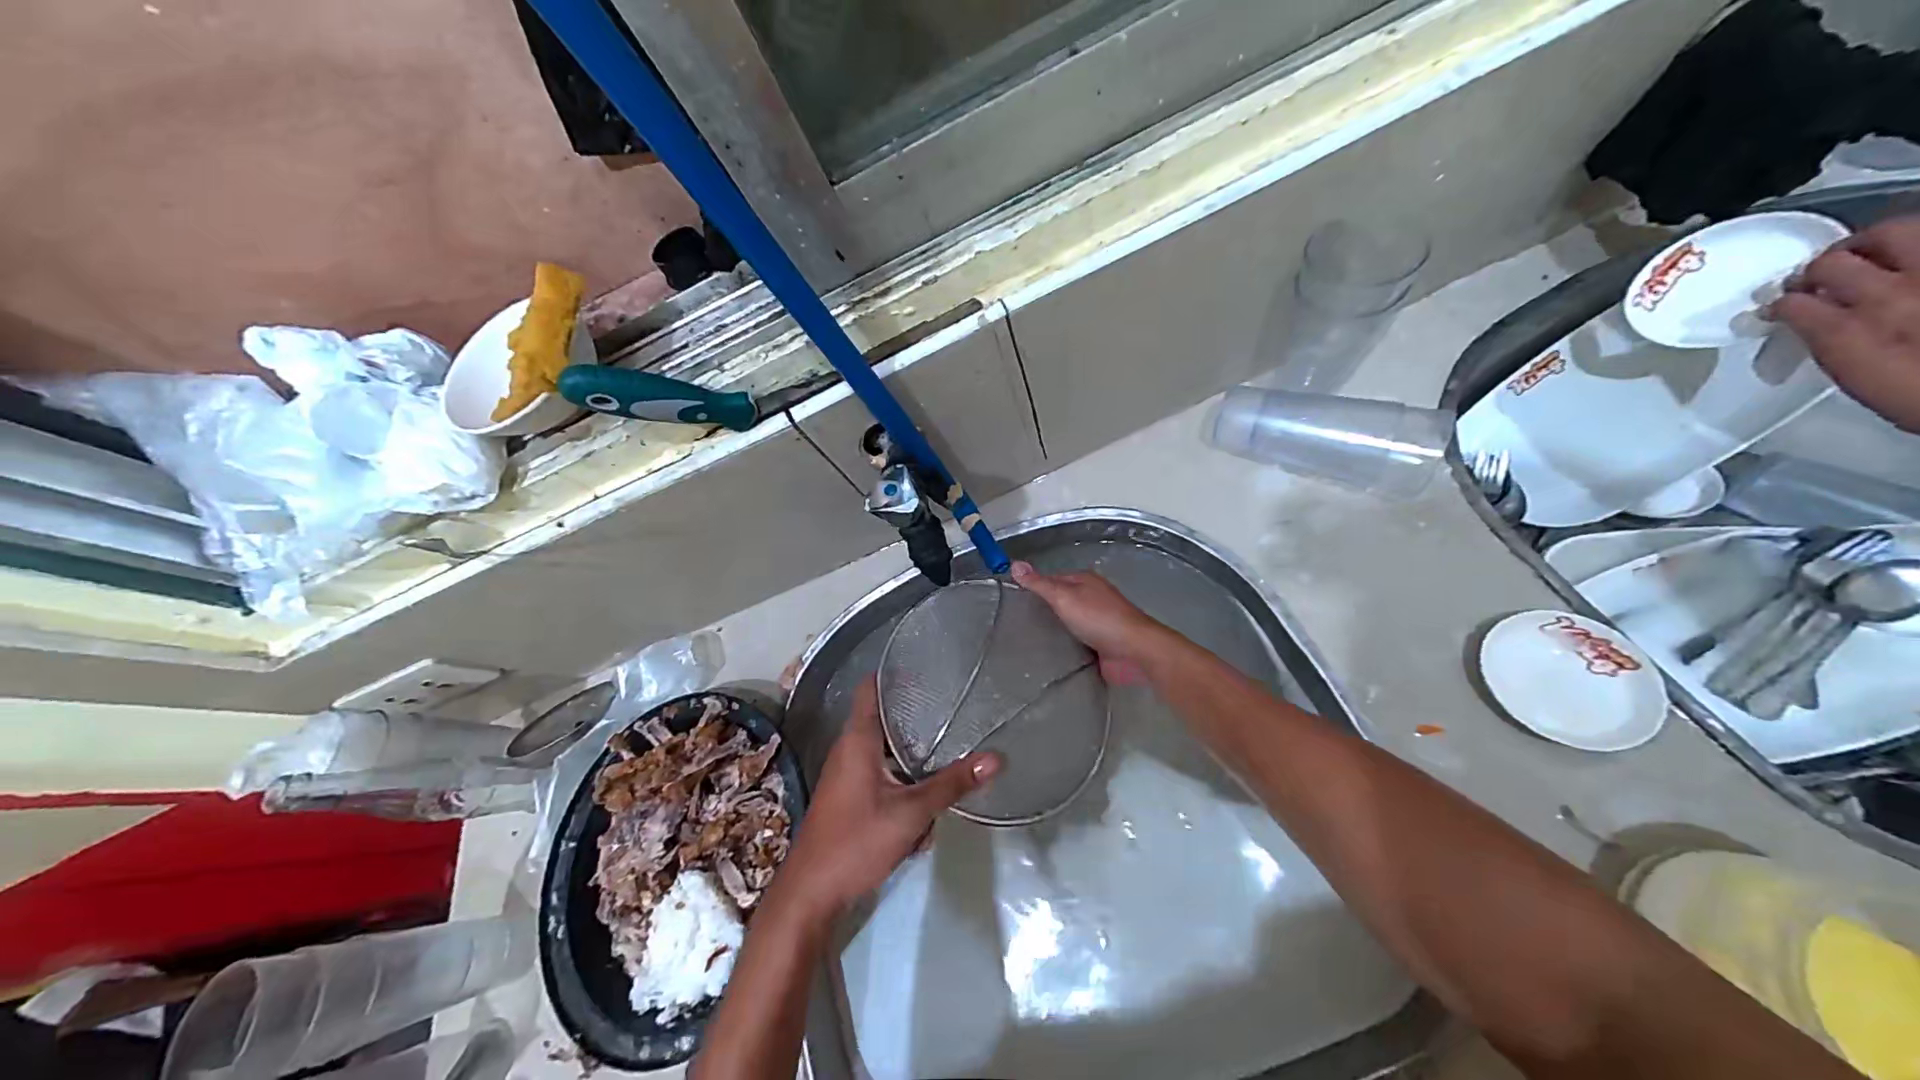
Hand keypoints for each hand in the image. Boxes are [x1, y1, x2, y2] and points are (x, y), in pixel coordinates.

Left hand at [773, 678, 997, 918]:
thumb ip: (952, 784)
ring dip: (912, 759)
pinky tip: (926, 800)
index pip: (870, 689)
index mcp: (857, 740)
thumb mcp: (911, 812)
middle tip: (954, 706)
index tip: (927, 665)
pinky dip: (903, 782)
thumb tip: (996, 758)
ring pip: (886, 752)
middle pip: (884, 719)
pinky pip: (882, 776)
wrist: (811, 893)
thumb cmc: (856, 841)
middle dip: (916, 717)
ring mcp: (848, 775)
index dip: (894, 673)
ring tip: (949, 749)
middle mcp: (849, 750)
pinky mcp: (851, 797)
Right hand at [1010, 561, 1168, 682]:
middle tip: (1015, 624)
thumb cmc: (1098, 619)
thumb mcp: (1063, 597)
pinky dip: (1065, 649)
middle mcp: (1093, 599)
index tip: (1012, 601)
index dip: (1034, 588)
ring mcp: (1098, 623)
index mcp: (1085, 581)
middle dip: (1042, 612)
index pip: (1052, 579)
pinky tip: (1048, 657)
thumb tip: (1015, 563)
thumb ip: (1039, 584)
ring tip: (1026, 642)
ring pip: (1068, 625)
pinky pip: (1076, 644)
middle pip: (1061, 603)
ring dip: (1054, 633)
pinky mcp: (1101, 645)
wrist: (1134, 652)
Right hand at [1772, 216, 1919, 432]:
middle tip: (1817, 278)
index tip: (1781, 309)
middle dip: (1818, 268)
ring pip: (1893, 233)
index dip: (1782, 305)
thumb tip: (1819, 326)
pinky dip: (1915, 245)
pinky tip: (1910, 262)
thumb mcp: (1867, 381)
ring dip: (1869, 244)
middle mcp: (1886, 294)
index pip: (1791, 304)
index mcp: (1847, 331)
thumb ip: (1839, 347)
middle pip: (1833, 261)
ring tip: (1866, 256)